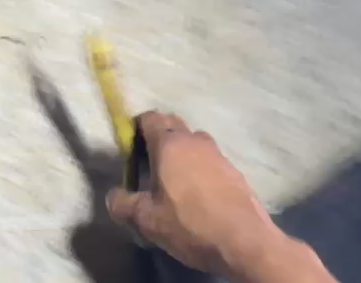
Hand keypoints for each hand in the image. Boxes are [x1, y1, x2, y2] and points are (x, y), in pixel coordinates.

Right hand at [106, 112, 329, 282]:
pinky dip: (203, 169)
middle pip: (172, 123)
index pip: (149, 117)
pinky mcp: (236, 173)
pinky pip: (212, 161)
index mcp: (168, 143)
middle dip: (159, 136)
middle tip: (151, 163)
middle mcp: (193, 140)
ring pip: (194, 142)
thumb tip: (112, 196)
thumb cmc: (191, 224)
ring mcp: (218, 155)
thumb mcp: (148, 220)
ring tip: (178, 180)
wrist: (248, 244)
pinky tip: (202, 196)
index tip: (132, 148)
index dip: (137, 128)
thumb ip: (123, 205)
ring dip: (184, 152)